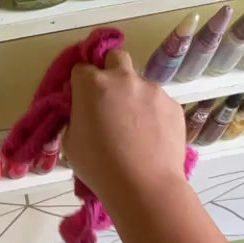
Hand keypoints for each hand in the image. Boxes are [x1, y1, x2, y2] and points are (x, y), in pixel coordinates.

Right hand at [63, 48, 186, 212]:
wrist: (143, 185)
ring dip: (133, 98)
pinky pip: (158, 104)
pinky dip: (152, 115)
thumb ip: (75, 119)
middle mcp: (123, 79)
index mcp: (92, 85)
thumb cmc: (98, 166)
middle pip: (115, 57)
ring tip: (133, 130)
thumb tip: (84, 113)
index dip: (80, 84)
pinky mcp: (173, 105)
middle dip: (110, 70)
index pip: (81, 68)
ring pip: (139, 84)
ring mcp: (152, 90)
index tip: (81, 100)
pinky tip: (150, 139)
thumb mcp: (70, 144)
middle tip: (108, 98)